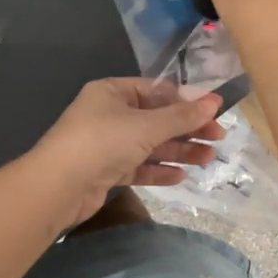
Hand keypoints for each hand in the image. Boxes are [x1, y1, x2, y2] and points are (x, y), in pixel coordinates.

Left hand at [28, 78, 225, 225]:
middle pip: (156, 119)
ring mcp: (107, 144)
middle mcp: (109, 114)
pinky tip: (181, 175)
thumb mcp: (146, 125)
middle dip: (187, 128)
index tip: (215, 111)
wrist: (59, 186)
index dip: (186, 101)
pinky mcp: (106, 171)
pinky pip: (139, 166)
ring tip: (208, 159)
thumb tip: (215, 101)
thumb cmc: (102, 142)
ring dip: (179, 150)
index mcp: (112, 92)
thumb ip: (181, 116)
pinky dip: (159, 170)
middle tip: (218, 138)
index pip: (157, 91)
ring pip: (150, 145)